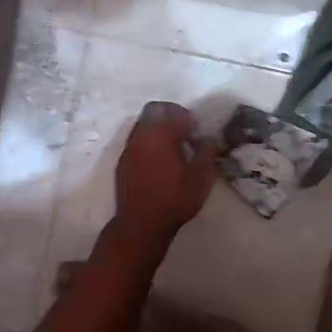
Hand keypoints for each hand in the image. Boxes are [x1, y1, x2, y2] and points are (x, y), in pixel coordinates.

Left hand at [116, 101, 218, 235]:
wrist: (141, 221)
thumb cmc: (174, 200)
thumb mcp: (200, 179)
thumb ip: (205, 154)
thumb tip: (208, 140)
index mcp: (160, 136)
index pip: (172, 111)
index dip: (188, 117)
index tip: (198, 129)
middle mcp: (141, 136)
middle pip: (153, 110)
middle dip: (170, 114)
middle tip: (186, 130)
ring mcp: (129, 147)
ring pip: (142, 123)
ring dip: (158, 126)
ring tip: (174, 145)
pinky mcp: (123, 159)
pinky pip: (136, 138)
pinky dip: (149, 139)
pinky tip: (160, 158)